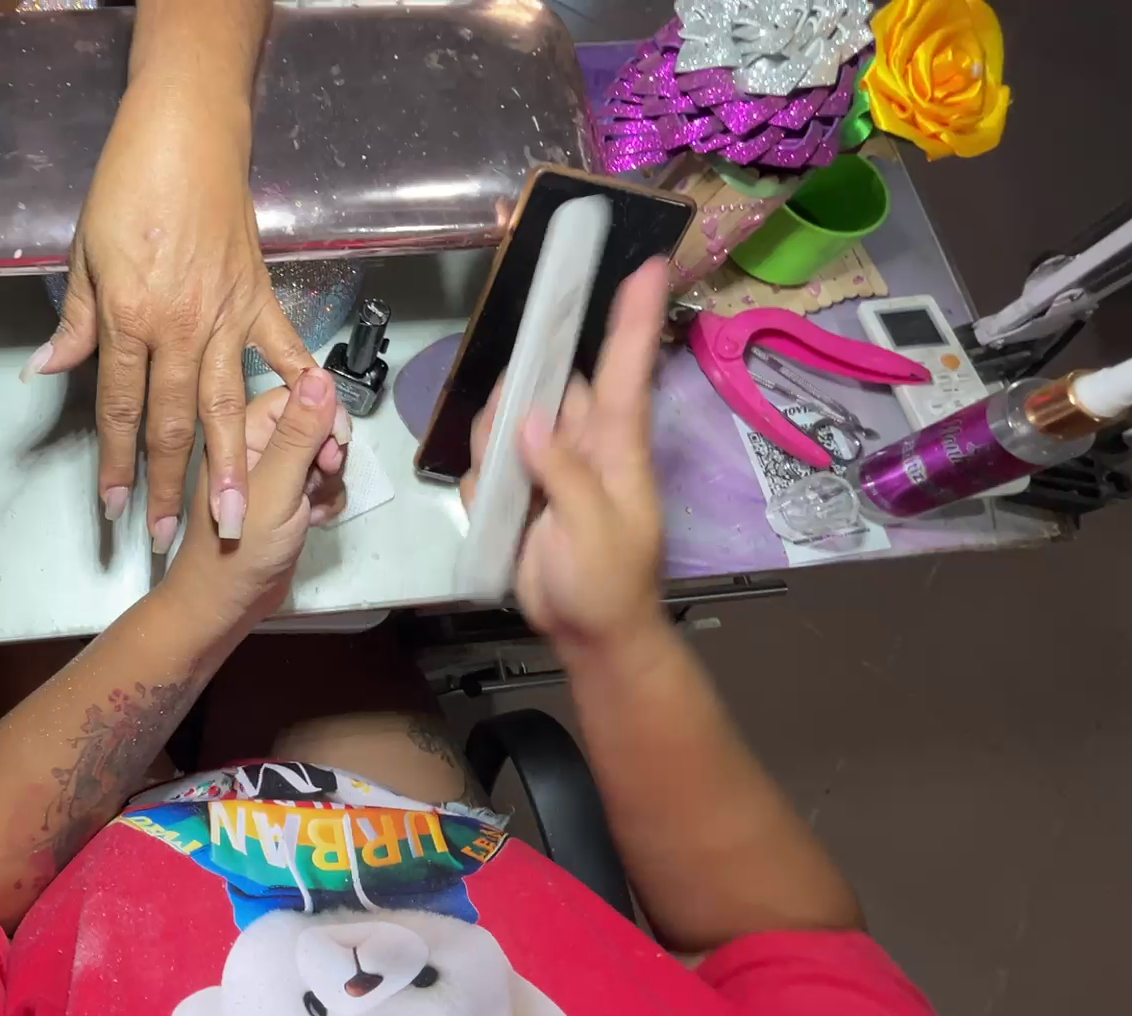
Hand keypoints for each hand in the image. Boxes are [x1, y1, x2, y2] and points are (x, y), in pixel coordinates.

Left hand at [21, 76, 345, 552]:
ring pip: (226, 406)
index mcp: (129, 319)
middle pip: (171, 423)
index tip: (114, 509)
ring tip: (234, 517)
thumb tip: (46, 371)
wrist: (185, 134)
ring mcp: (226, 319)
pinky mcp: (261, 301)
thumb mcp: (85, 254)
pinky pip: (282, 351)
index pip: (120, 408)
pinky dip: (298, 388)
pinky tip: (315, 429)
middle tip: (166, 537)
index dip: (116, 463)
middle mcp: (179, 330)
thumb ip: (75, 323)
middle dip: (167, 485)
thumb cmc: (127, 188)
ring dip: (228, 466)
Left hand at [166, 368, 346, 625]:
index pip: (295, 395)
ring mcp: (273, 474)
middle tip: (319, 479)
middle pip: (314, 424)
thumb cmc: (242, 547)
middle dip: (327, 453)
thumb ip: (299, 432)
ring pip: (322, 457)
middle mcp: (257, 446)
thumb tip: (320, 373)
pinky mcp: (287, 500)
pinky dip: (325, 502)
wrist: (226, 605)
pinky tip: (314, 522)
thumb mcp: (275, 486)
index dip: (322, 415)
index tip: (334, 444)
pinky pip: (321, 485)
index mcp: (242, 431)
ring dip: (328, 482)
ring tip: (311, 509)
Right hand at [461, 260, 670, 654]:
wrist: (586, 631)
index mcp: (617, 450)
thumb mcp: (594, 530)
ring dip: (494, 442)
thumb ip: (564, 474)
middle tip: (508, 423)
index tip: (647, 268)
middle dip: (524, 391)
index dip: (633, 322)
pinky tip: (498, 513)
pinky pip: (490, 467)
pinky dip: (484, 483)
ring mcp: (548, 469)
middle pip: (553, 388)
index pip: (626, 373)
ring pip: (510, 422)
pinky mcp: (519, 493)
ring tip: (504, 484)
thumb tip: (528, 420)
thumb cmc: (607, 583)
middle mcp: (582, 448)